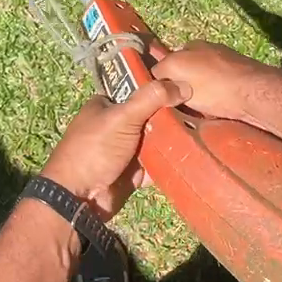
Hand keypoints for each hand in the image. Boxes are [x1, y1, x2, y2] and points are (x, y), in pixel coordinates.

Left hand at [40, 78, 189, 219]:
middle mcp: (113, 125)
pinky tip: (191, 157)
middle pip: (149, 117)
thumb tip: (183, 85)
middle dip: (170, 119)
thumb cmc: (95, 149)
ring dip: (171, 142)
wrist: (79, 197)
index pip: (136, 91)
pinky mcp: (131, 171)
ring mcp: (122, 149)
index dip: (159, 90)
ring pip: (154, 141)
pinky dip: (168, 163)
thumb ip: (150, 99)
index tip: (187, 90)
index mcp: (105, 106)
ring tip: (202, 136)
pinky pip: (155, 163)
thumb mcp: (122, 117)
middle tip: (199, 116)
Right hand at [149, 41, 275, 123]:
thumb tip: (153, 77)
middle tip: (175, 107)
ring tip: (195, 114)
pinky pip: (219, 93)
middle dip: (180, 87)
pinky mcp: (242, 81)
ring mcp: (228, 65)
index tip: (158, 96)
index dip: (161, 78)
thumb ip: (160, 70)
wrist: (255, 94)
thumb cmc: (212, 83)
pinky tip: (214, 113)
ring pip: (204, 84)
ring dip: (199, 96)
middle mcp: (209, 51)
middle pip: (186, 72)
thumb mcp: (175, 71)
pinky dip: (215, 101)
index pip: (167, 61)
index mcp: (192, 46)